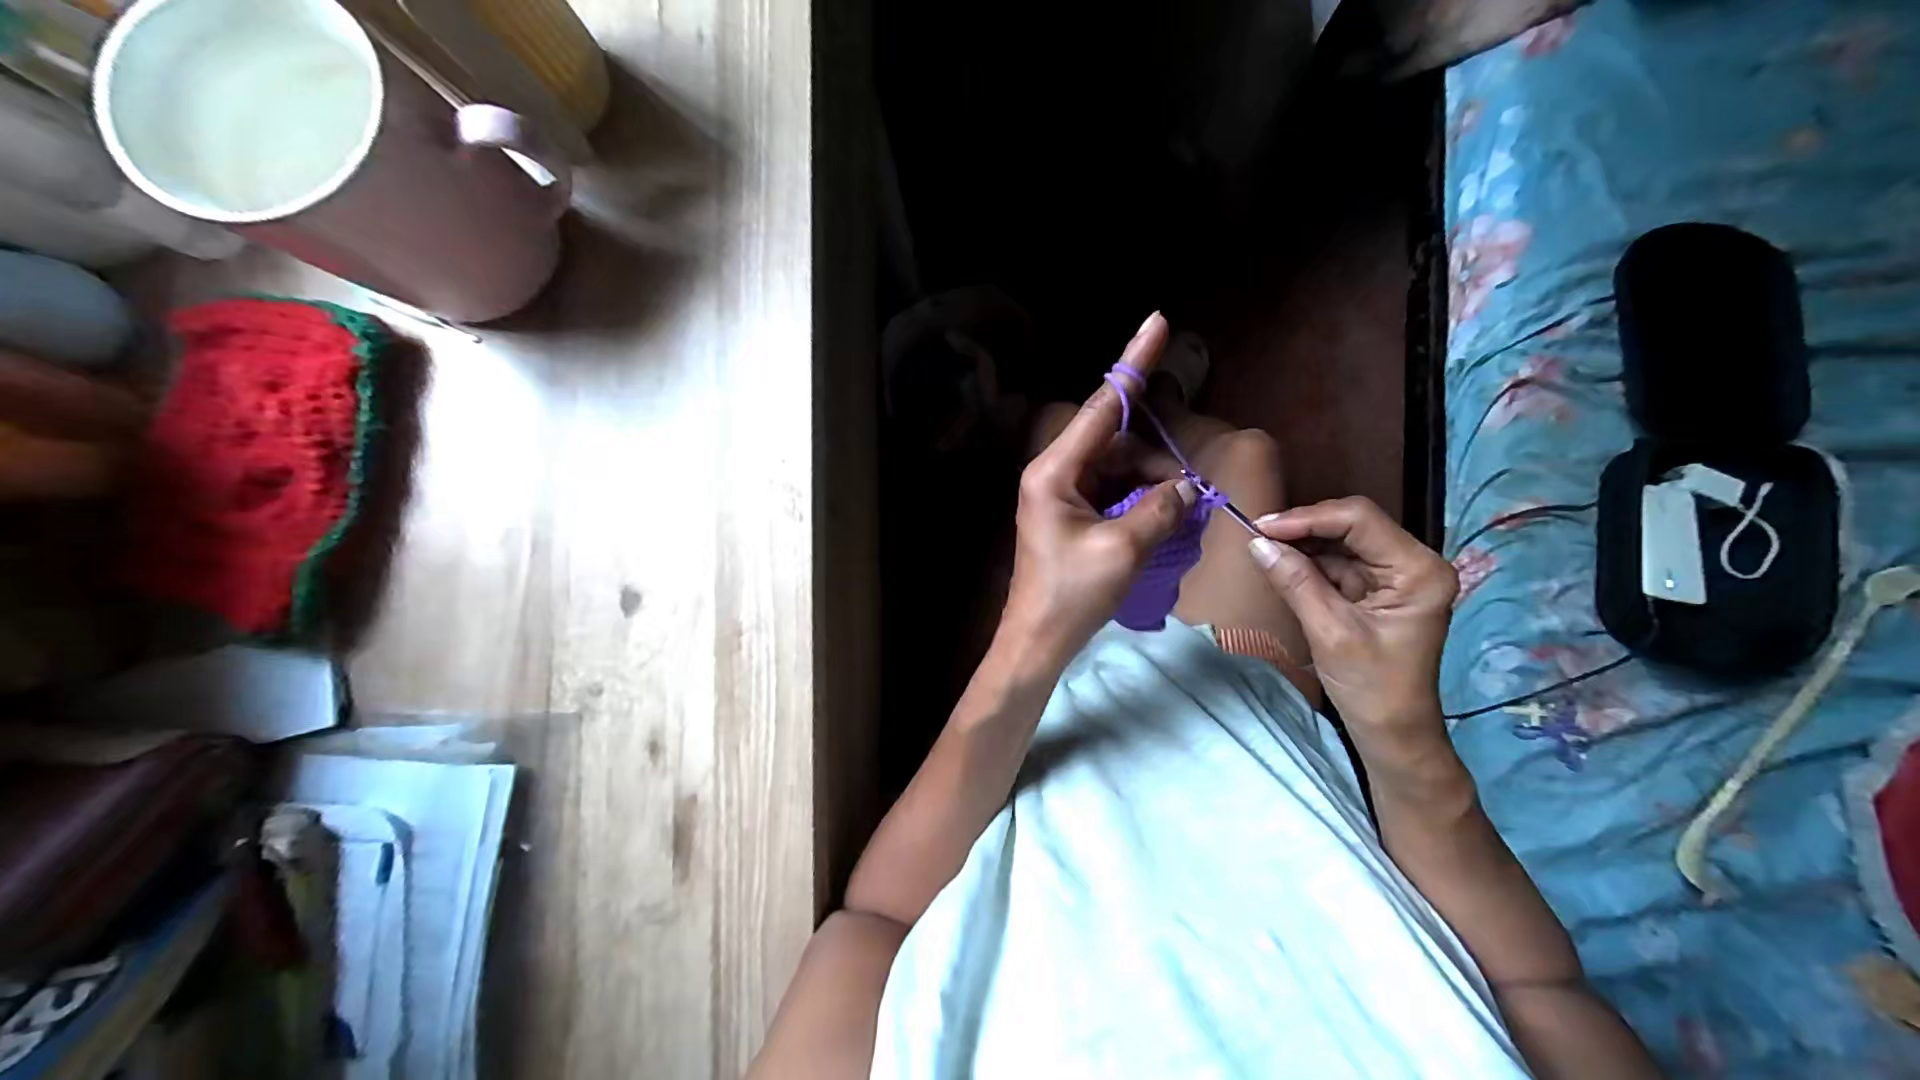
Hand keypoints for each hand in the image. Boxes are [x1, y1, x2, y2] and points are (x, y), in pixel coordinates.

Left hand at [1000, 313, 1195, 670]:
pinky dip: (1141, 502)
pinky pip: (1114, 493)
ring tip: (1177, 516)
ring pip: (1119, 470)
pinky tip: (1162, 522)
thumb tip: (1187, 486)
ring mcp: (1063, 494)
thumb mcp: (1123, 550)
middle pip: (1117, 444)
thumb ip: (1160, 508)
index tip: (1157, 322)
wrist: (1038, 639)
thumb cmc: (1071, 594)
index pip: (1101, 408)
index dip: (1132, 364)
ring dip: (1152, 486)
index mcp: (1054, 471)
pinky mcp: (1073, 515)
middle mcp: (1055, 474)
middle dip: (1156, 463)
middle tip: (1188, 495)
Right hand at [1248, 497, 1457, 737]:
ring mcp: (1395, 575)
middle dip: (1303, 527)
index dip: (1308, 518)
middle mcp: (1413, 563)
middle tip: (1257, 535)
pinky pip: (1337, 562)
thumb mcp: (1330, 632)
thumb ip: (1295, 582)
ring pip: (1341, 541)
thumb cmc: (1372, 687)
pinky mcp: (1375, 588)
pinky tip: (1281, 563)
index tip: (1262, 527)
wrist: (1392, 731)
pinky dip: (1307, 561)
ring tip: (1262, 547)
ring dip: (1301, 543)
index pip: (1360, 520)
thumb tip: (1256, 543)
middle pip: (1352, 525)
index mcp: (1419, 570)